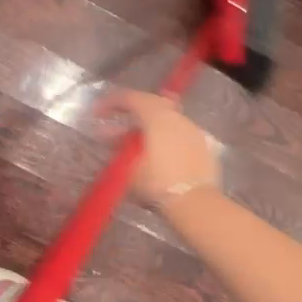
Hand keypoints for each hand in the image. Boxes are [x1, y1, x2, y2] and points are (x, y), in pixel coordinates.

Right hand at [96, 89, 220, 209]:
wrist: (194, 202)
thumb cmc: (155, 183)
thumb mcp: (127, 168)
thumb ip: (118, 149)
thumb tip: (114, 141)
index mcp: (156, 117)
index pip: (131, 98)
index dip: (112, 102)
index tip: (97, 112)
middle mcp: (177, 117)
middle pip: (152, 104)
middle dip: (131, 112)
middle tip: (116, 127)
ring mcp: (193, 130)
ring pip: (167, 120)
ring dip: (148, 127)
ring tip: (135, 144)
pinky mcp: (203, 146)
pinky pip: (179, 134)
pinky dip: (164, 138)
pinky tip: (157, 155)